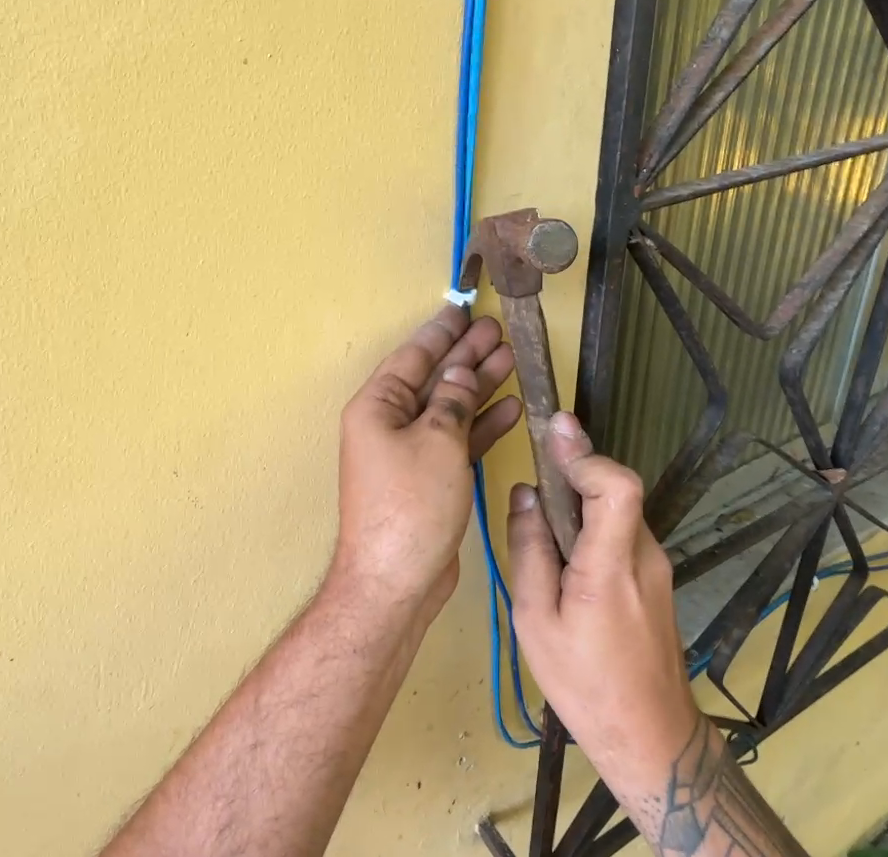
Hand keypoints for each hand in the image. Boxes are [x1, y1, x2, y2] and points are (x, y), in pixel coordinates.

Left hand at [331, 305, 521, 618]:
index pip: (412, 356)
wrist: (397, 580)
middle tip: (499, 330)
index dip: (440, 333)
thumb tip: (459, 369)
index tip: (464, 309)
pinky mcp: (429, 477)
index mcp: (376, 407)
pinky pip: (456, 439)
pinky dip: (481, 424)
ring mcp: (409, 452)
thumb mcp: (436, 442)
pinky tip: (510, 407)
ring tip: (511, 358)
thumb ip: (452, 401)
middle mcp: (388, 424)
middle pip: (433, 379)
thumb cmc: (411, 504)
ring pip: (448, 408)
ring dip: (478, 385)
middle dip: (464, 355)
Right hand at [506, 412, 700, 792]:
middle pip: (615, 490)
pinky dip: (592, 529)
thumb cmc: (583, 683)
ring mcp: (657, 566)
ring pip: (616, 511)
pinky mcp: (656, 578)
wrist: (651, 735)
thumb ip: (528, 550)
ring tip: (542, 537)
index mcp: (610, 567)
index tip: (554, 434)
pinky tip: (566, 563)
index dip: (586, 456)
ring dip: (579, 506)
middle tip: (532, 482)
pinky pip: (621, 534)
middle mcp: (644, 556)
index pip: (617, 486)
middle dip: (572, 475)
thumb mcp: (534, 620)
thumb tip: (524, 493)